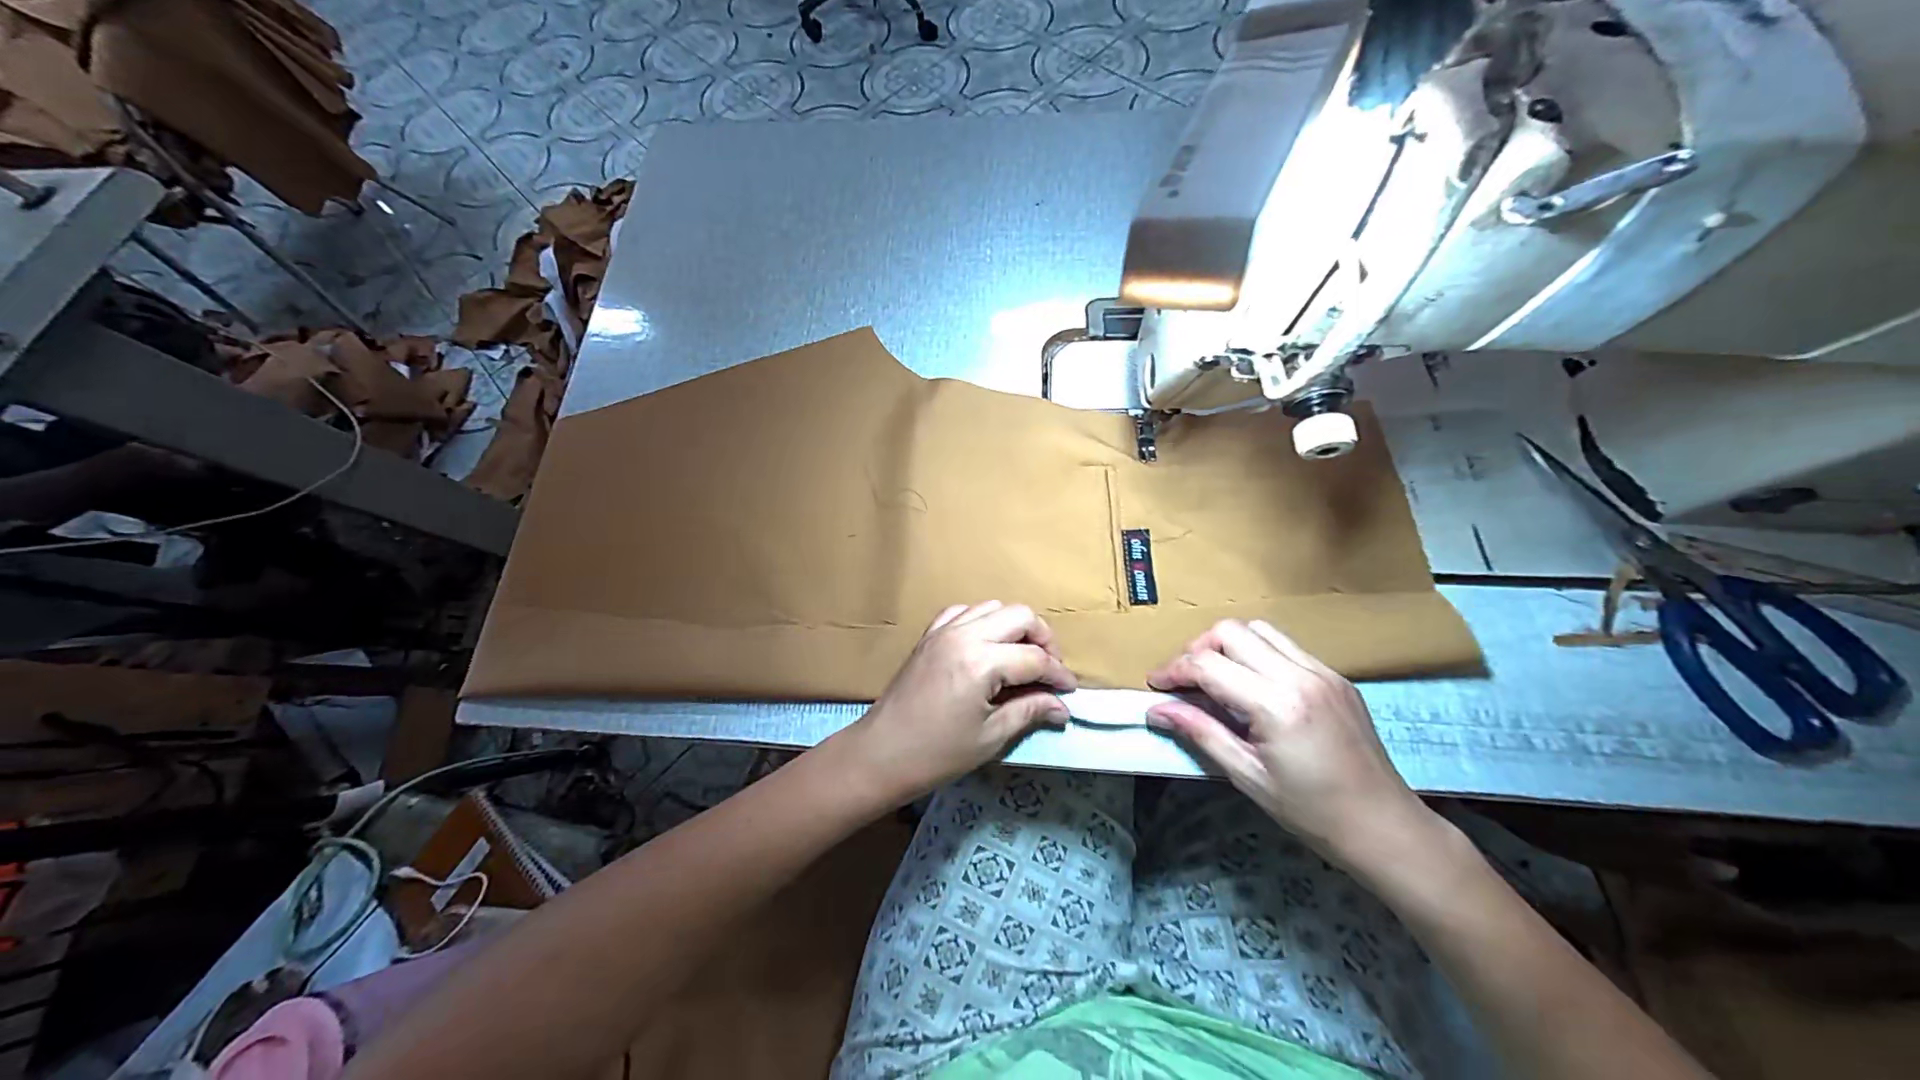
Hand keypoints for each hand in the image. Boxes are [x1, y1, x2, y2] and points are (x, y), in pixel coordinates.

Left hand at [845, 601, 1076, 804]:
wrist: (881, 754)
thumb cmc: (937, 753)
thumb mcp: (990, 737)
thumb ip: (1029, 711)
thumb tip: (1061, 706)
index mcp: (981, 662)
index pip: (1034, 658)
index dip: (1058, 674)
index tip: (1070, 691)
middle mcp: (964, 635)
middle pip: (1020, 616)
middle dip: (1042, 639)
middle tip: (1048, 670)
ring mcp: (943, 631)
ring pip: (993, 607)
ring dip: (1014, 627)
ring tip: (1021, 659)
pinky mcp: (929, 635)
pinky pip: (963, 612)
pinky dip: (982, 622)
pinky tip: (987, 646)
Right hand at [1145, 619, 1444, 878]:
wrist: (1383, 826)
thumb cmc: (1310, 811)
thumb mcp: (1247, 776)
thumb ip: (1200, 733)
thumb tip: (1157, 710)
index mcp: (1276, 704)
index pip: (1208, 664)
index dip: (1174, 671)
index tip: (1156, 687)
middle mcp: (1300, 675)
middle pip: (1231, 631)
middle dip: (1198, 649)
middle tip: (1186, 681)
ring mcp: (1323, 672)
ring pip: (1259, 629)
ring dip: (1228, 645)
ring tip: (1217, 677)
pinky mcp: (1336, 677)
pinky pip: (1286, 646)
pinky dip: (1258, 654)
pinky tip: (1253, 686)